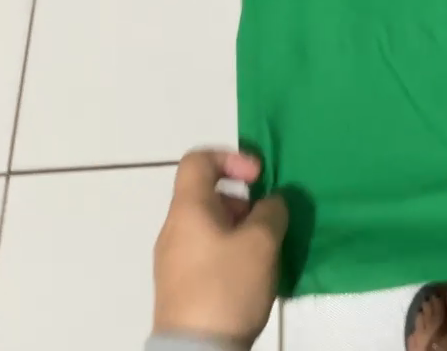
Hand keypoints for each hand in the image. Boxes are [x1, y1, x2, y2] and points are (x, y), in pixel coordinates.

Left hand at [154, 150, 288, 346]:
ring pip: (210, 226)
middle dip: (243, 202)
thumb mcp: (262, 242)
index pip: (198, 160)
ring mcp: (174, 261)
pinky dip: (230, 253)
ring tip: (265, 253)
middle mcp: (174, 229)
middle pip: (208, 195)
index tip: (257, 178)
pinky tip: (252, 276)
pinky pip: (207, 253)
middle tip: (267, 222)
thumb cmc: (227, 287)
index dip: (230, 158)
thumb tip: (271, 203)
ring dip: (240, 230)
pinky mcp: (180, 288)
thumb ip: (272, 211)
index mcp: (187, 209)